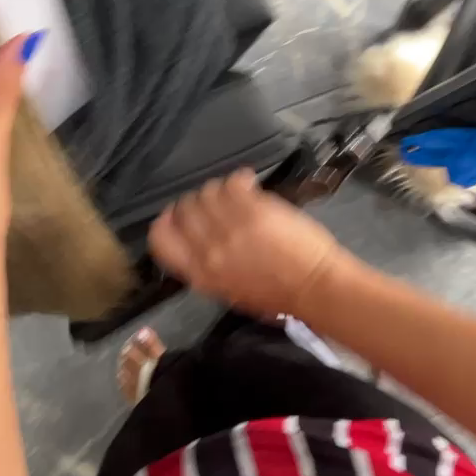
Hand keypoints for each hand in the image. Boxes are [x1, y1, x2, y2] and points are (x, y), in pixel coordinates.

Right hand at [147, 169, 350, 317]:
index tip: (176, 215)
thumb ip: (203, 264)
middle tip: (216, 205)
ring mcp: (230, 228)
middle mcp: (209, 250)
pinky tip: (250, 186)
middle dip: (197, 203)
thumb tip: (191, 234)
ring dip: (220, 190)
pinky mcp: (253, 211)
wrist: (315, 288)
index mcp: (199, 274)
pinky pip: (232, 182)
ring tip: (236, 197)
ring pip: (207, 191)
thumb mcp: (226, 289)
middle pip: (184, 208)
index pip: (160, 238)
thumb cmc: (275, 294)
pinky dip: (240, 180)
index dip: (166, 221)